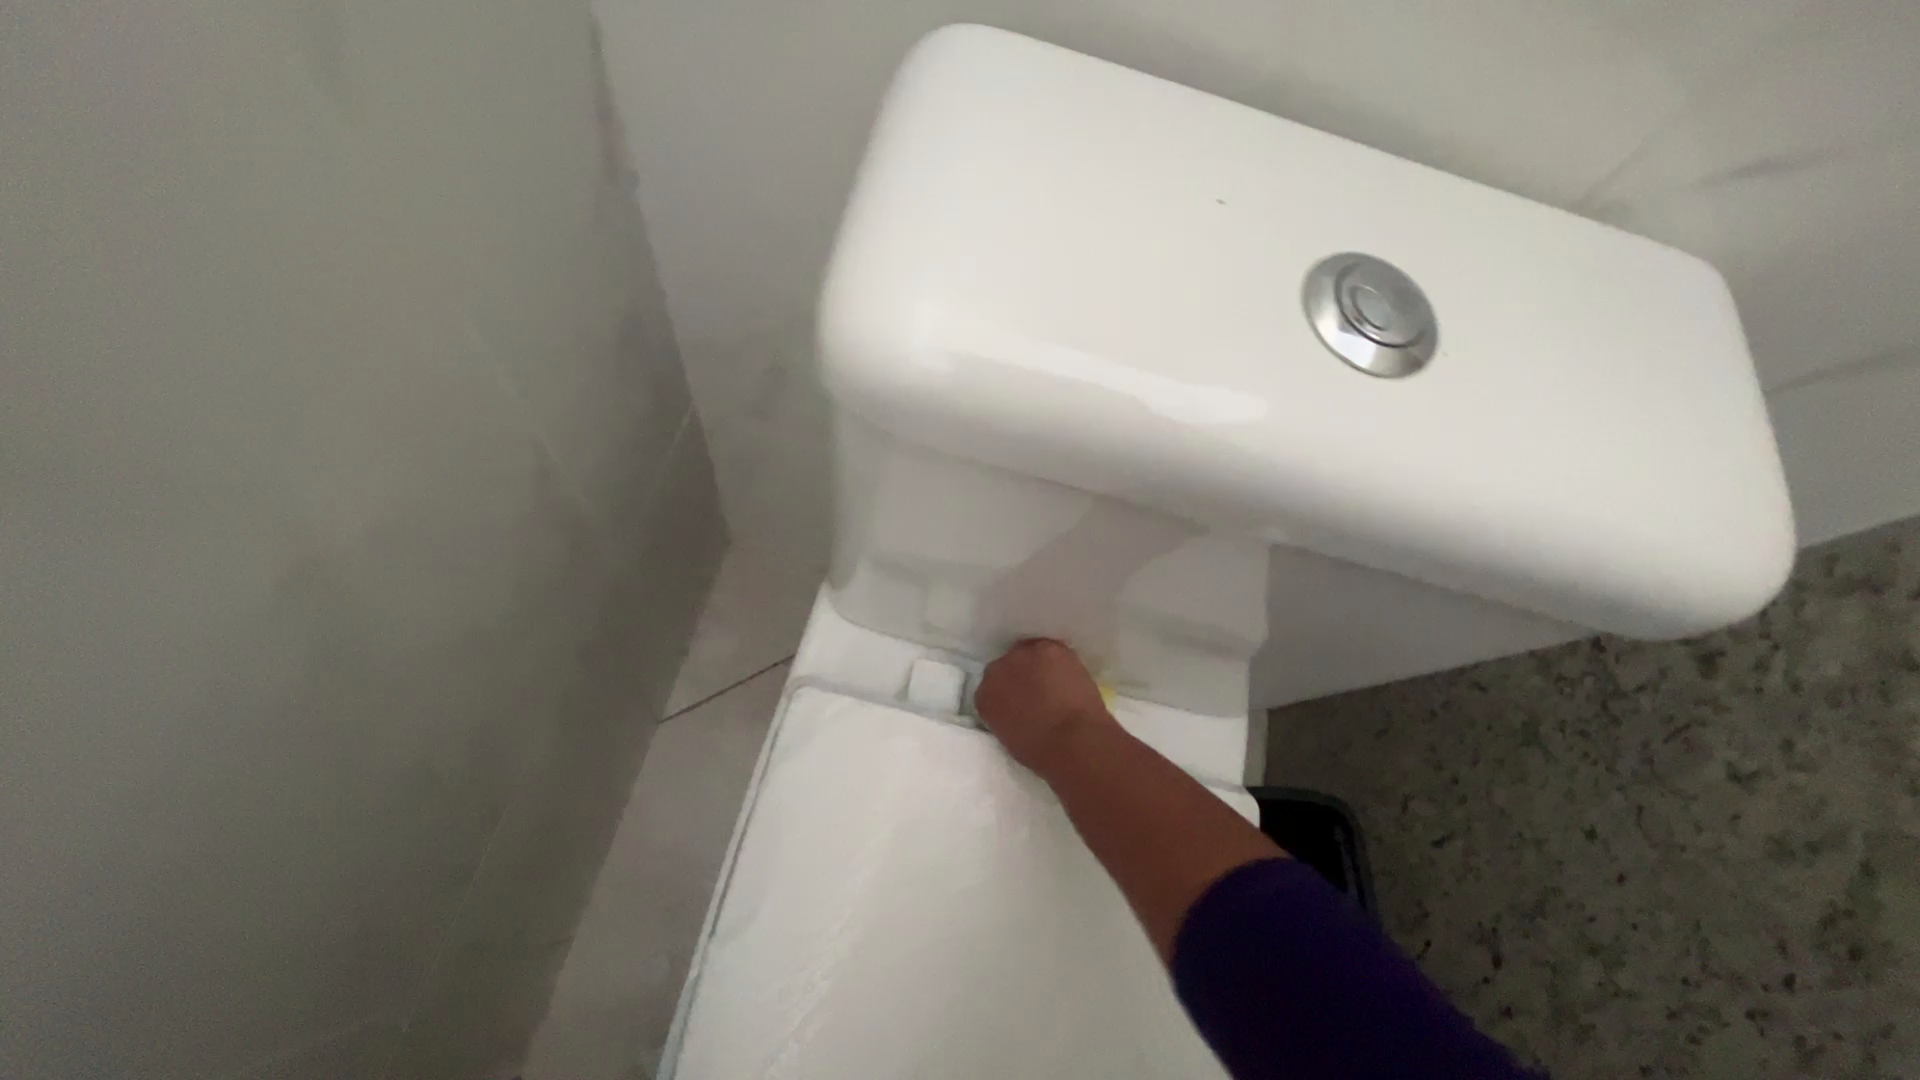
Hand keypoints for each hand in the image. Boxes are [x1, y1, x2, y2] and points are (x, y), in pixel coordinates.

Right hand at [973, 639, 1117, 775]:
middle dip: (1020, 676)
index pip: (990, 688)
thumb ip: (1005, 716)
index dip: (1008, 695)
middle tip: (1038, 691)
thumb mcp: (1010, 738)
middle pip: (1007, 666)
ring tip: (1055, 681)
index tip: (1021, 704)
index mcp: (983, 697)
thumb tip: (1017, 709)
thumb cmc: (1042, 752)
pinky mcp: (1048, 648)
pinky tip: (1068, 674)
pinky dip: (1058, 660)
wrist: (1073, 741)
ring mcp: (1022, 656)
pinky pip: (1051, 650)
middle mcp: (995, 671)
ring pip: (1029, 654)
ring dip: (1039, 664)